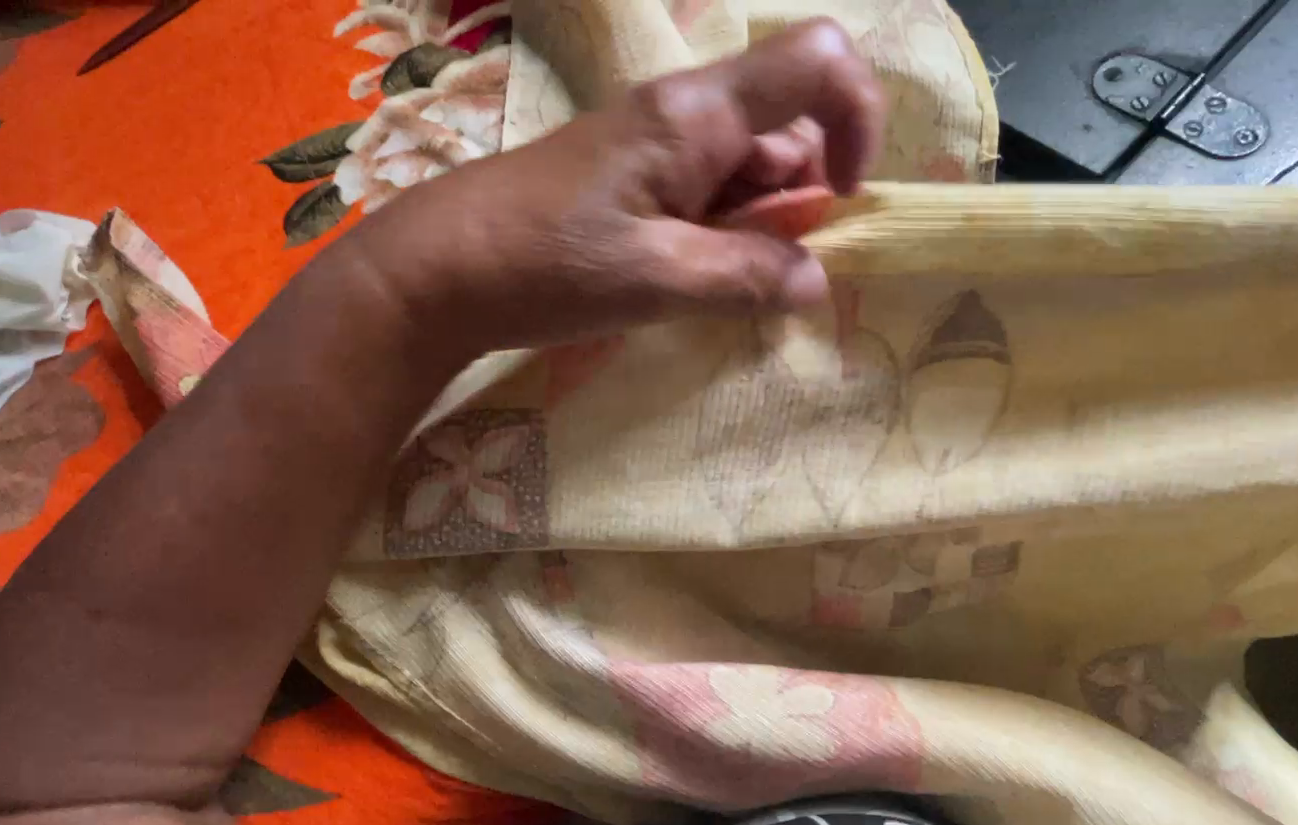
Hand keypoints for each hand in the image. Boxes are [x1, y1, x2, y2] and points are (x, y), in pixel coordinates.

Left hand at [334, 17, 885, 361]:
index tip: (843, 198)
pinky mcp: (631, 182)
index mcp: (696, 116)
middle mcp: (682, 115)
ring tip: (712, 288)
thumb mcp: (657, 280)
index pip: (818, 61)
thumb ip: (745, 277)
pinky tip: (688, 282)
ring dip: (755, 229)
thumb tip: (815, 280)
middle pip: (787, 127)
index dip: (857, 118)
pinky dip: (718, 238)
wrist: (441, 270)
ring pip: (745, 170)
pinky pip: (703, 197)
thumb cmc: (546, 263)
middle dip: (799, 202)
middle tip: (762, 276)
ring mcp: (654, 148)